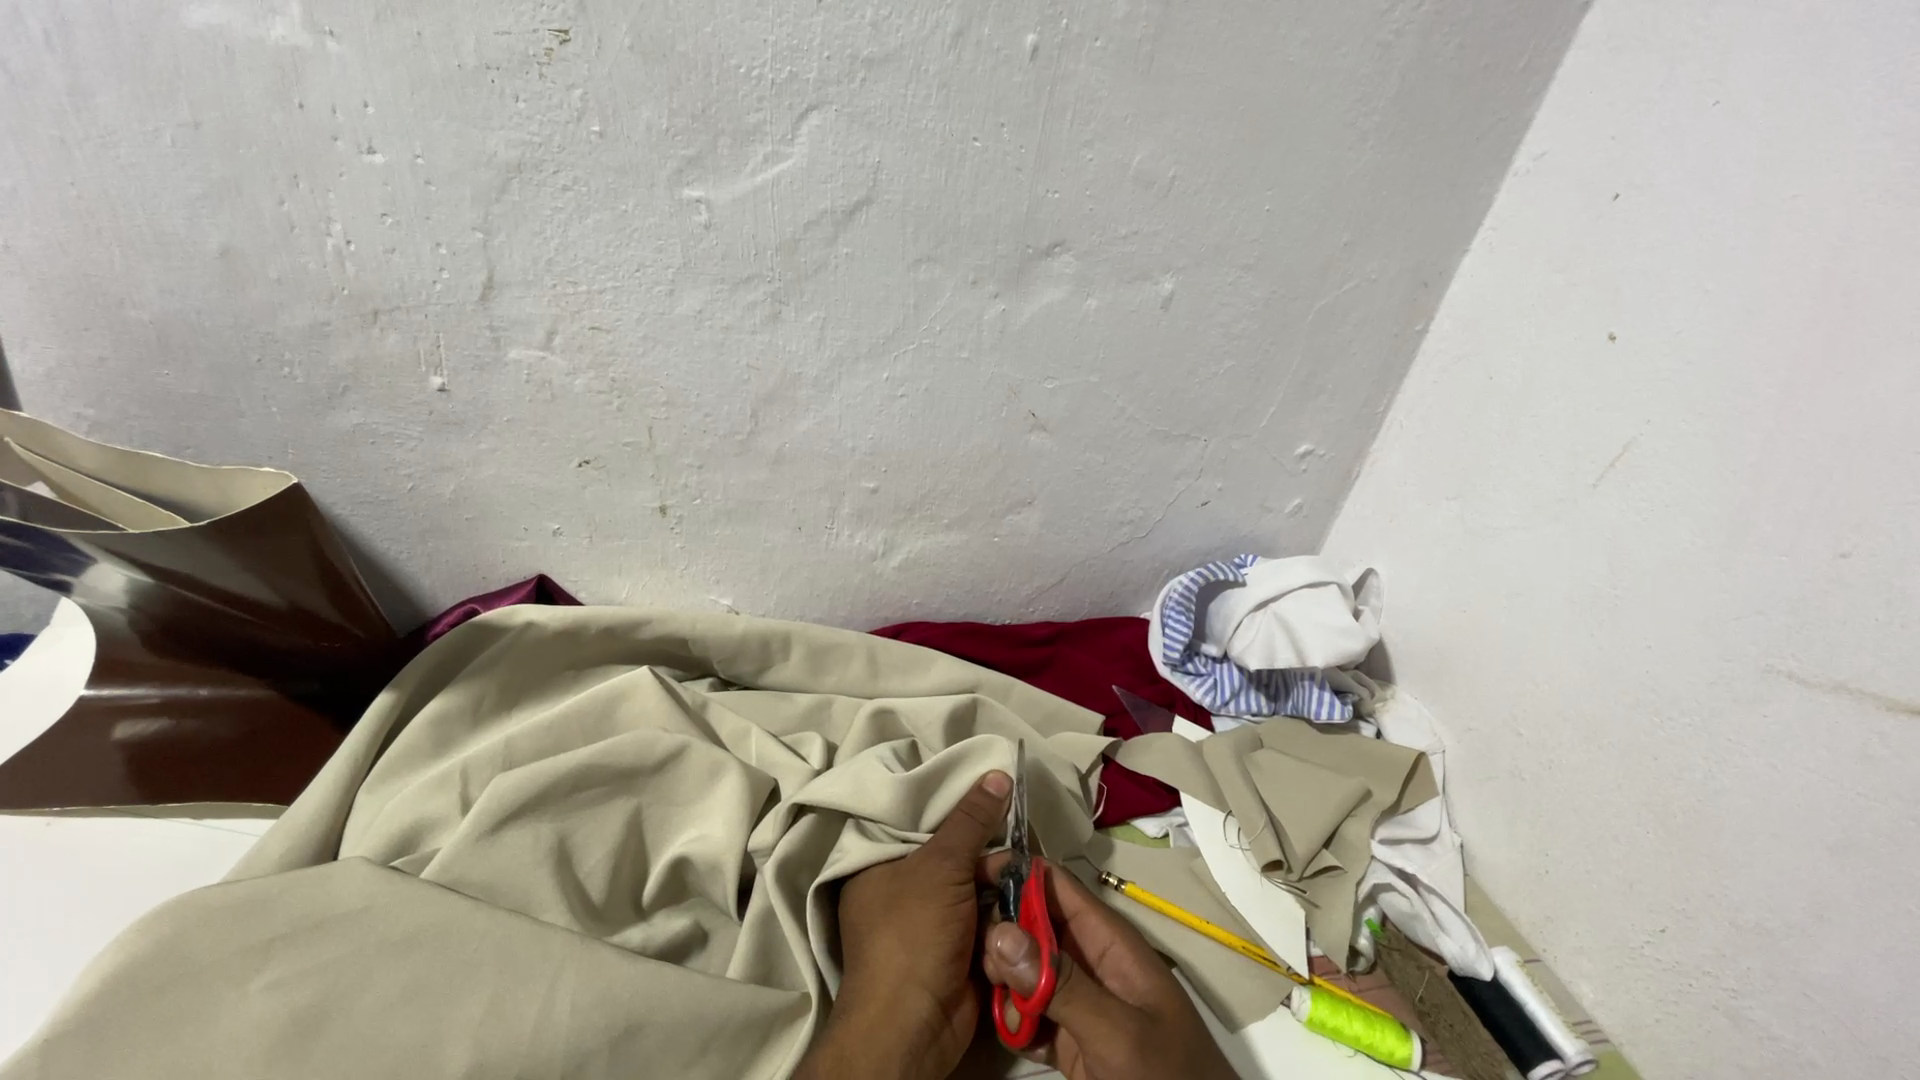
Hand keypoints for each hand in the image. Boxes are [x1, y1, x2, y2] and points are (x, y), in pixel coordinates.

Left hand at [794, 771, 1011, 1079]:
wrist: (915, 1024)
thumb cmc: (912, 935)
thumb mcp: (940, 867)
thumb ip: (970, 820)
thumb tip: (998, 773)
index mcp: (878, 862)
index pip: (915, 817)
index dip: (951, 799)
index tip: (987, 778)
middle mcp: (901, 887)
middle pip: (952, 850)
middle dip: (987, 842)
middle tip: (1021, 819)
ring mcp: (931, 919)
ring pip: (974, 882)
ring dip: (1003, 874)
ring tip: (1034, 852)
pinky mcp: (957, 946)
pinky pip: (986, 913)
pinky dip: (1006, 904)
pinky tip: (1032, 884)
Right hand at [982, 863, 1238, 1079]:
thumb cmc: (1170, 1077)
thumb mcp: (1119, 1033)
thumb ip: (1062, 984)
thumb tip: (1000, 930)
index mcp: (1109, 942)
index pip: (1057, 886)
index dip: (1016, 874)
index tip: (973, 879)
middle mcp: (1091, 962)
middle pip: (1034, 925)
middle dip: (1002, 933)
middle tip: (977, 958)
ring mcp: (1081, 1002)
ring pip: (1026, 970)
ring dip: (1003, 980)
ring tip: (990, 997)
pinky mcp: (1071, 1040)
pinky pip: (1029, 1014)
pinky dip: (1013, 1020)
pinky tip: (1006, 1031)